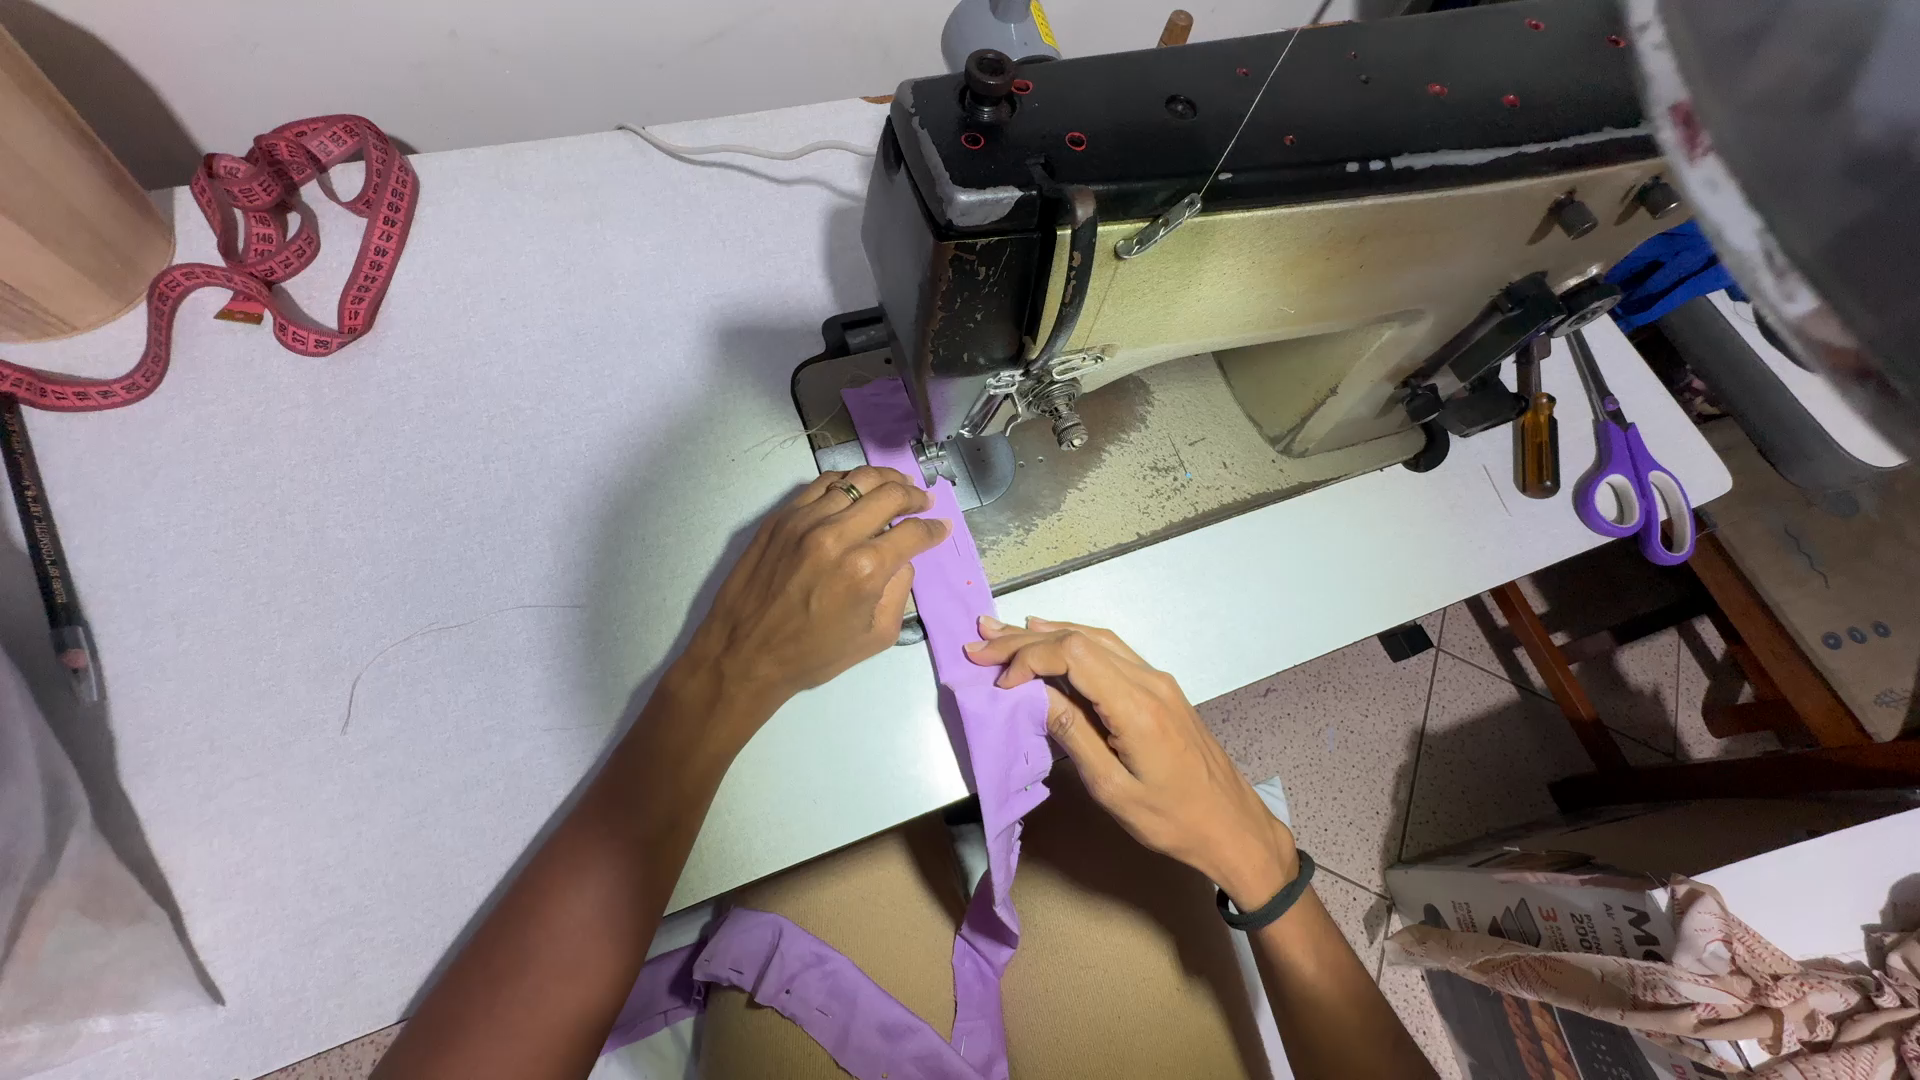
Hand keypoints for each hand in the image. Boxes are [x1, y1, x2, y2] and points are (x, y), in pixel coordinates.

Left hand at [680, 466, 949, 715]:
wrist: (744, 654)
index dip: (935, 529)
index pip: (914, 532)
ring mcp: (805, 520)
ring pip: (856, 479)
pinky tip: (856, 488)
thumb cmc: (813, 655)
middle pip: (890, 494)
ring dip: (885, 480)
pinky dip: (847, 481)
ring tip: (897, 485)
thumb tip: (903, 557)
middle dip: (915, 495)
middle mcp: (838, 535)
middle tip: (924, 500)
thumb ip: (899, 590)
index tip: (942, 527)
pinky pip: (822, 483)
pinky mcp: (781, 516)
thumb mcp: (876, 637)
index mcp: (866, 569)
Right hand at [965, 616, 1297, 909]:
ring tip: (1003, 631)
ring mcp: (1156, 679)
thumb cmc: (1173, 820)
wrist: (1234, 828)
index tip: (1000, 684)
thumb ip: (1073, 733)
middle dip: (1024, 641)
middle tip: (980, 640)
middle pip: (1078, 639)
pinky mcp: (1159, 687)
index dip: (1029, 659)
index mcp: (1136, 705)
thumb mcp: (1113, 789)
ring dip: (1046, 634)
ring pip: (1094, 638)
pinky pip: (1110, 650)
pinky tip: (1053, 636)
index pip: (1072, 654)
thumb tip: (1033, 694)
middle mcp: (1148, 679)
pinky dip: (1073, 640)